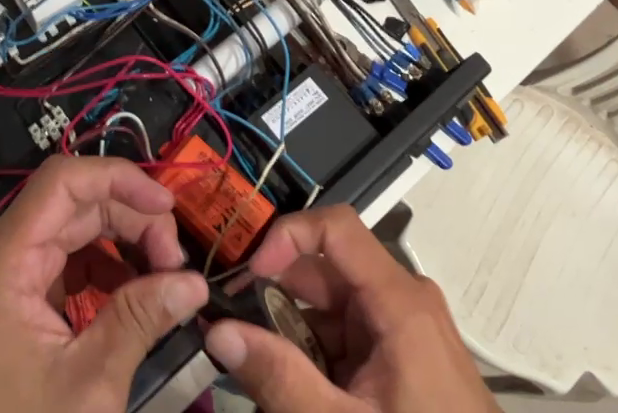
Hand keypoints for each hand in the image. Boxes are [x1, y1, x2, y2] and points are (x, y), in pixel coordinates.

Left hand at [0, 156, 209, 412]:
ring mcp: (9, 275)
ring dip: (125, 241)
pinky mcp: (19, 298)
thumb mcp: (88, 384)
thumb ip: (139, 321)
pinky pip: (69, 260)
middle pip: (74, 203)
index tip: (168, 207)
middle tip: (176, 261)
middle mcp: (2, 254)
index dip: (118, 179)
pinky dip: (108, 267)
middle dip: (131, 218)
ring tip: (165, 277)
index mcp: (5, 261)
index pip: (62, 182)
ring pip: (75, 228)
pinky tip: (139, 292)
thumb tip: (195, 282)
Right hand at [204, 205, 497, 412]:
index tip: (246, 278)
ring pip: (326, 307)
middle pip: (322, 271)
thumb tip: (216, 331)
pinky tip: (293, 391)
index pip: (335, 228)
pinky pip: (342, 335)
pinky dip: (310, 355)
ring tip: (258, 375)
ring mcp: (401, 327)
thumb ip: (280, 378)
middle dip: (272, 298)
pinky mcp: (397, 353)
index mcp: (399, 301)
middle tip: (229, 334)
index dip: (285, 237)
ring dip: (287, 334)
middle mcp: (401, 300)